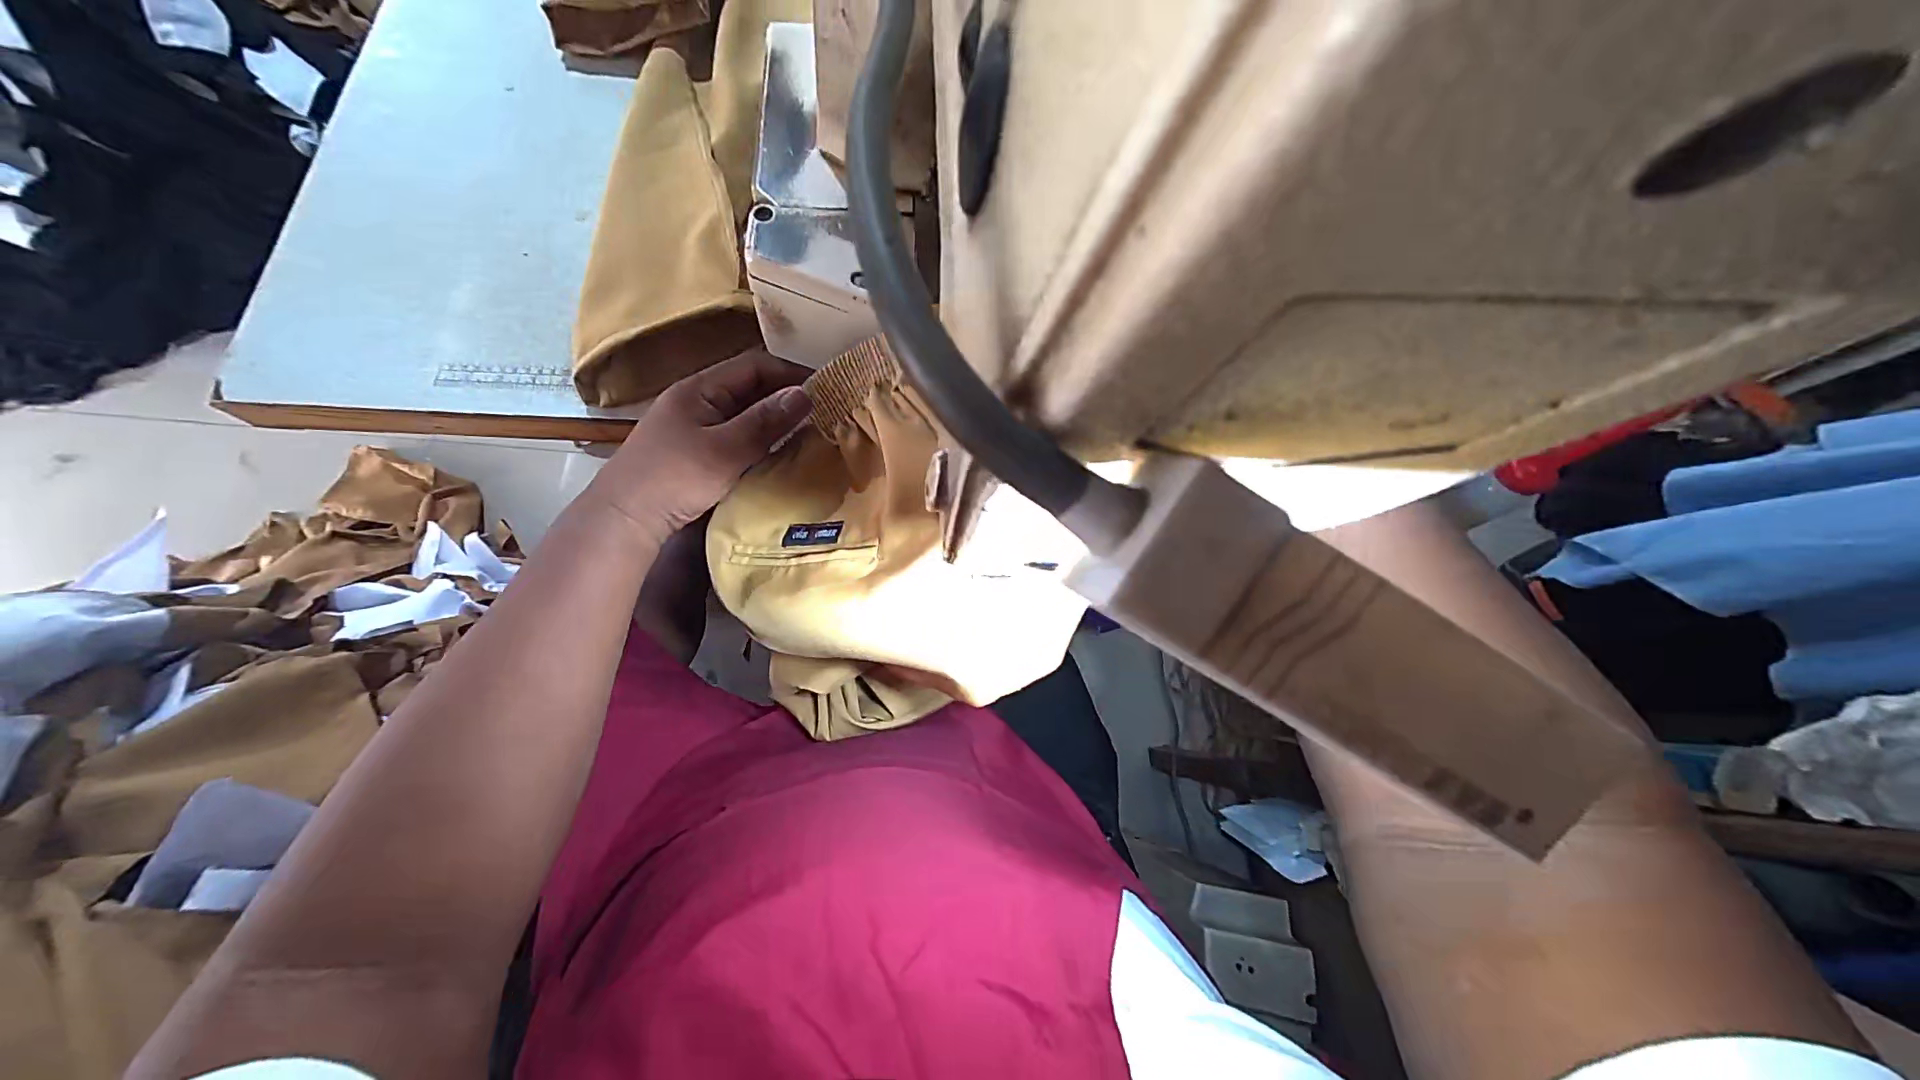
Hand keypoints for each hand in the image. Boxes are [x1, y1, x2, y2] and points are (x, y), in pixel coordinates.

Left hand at [582, 349, 811, 547]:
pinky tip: (781, 455)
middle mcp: (698, 401)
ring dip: (776, 421)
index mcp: (700, 389)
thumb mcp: (725, 449)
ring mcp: (696, 428)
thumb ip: (765, 421)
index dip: (791, 372)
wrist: (626, 519)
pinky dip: (762, 441)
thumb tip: (806, 393)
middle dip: (787, 396)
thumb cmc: (674, 478)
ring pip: (746, 414)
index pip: (754, 365)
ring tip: (811, 433)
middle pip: (750, 388)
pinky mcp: (697, 453)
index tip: (826, 389)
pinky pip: (738, 436)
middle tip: (825, 413)